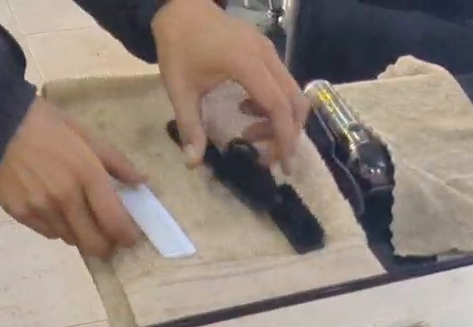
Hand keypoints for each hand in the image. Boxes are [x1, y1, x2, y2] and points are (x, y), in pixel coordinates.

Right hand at [0, 99, 144, 256]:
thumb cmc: (43, 123)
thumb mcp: (83, 133)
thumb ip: (115, 161)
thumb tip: (141, 183)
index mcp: (86, 174)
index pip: (115, 222)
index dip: (128, 237)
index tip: (131, 238)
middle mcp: (66, 198)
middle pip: (95, 244)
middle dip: (107, 246)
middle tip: (110, 237)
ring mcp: (43, 210)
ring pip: (74, 241)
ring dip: (82, 235)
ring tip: (81, 217)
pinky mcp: (23, 216)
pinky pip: (51, 234)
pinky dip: (60, 229)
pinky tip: (58, 211)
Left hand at [152, 0, 310, 170]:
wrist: (181, 9)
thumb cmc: (179, 48)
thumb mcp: (179, 91)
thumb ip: (190, 127)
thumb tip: (192, 163)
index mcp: (247, 64)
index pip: (277, 106)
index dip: (284, 137)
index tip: (283, 165)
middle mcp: (266, 56)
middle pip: (293, 101)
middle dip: (287, 134)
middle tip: (269, 159)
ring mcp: (268, 52)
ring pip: (291, 93)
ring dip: (280, 121)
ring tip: (252, 136)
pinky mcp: (265, 52)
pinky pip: (282, 84)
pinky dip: (274, 106)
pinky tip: (249, 114)